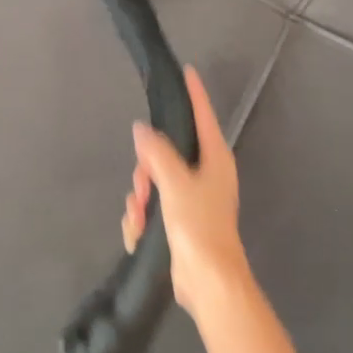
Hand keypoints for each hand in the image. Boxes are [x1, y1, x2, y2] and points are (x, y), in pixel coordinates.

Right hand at [120, 66, 249, 317]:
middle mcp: (206, 175)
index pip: (203, 116)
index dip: (194, 94)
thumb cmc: (199, 225)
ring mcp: (194, 200)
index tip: (187, 71)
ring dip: (142, 197)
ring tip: (139, 213)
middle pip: (168, 153)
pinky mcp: (181, 224)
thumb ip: (157, 153)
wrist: (208, 281)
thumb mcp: (175, 183)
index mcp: (215, 159)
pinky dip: (143, 218)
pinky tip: (137, 230)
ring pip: (156, 183)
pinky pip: (154, 209)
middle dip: (148, 168)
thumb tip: (142, 129)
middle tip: (142, 183)